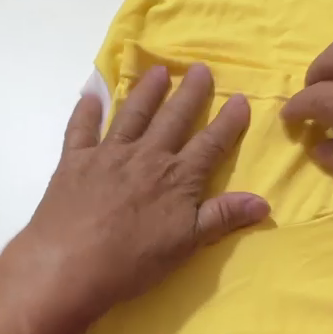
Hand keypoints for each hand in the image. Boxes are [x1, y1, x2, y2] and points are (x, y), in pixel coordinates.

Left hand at [1, 64, 268, 320]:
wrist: (69, 265)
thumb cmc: (133, 262)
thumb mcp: (186, 244)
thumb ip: (221, 217)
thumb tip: (262, 202)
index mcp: (177, 178)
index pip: (210, 144)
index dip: (227, 122)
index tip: (240, 98)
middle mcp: (146, 157)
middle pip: (173, 119)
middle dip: (190, 94)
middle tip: (201, 68)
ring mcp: (108, 155)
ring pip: (132, 115)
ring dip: (147, 92)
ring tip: (158, 71)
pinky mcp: (74, 161)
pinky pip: (81, 129)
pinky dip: (86, 111)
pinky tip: (91, 95)